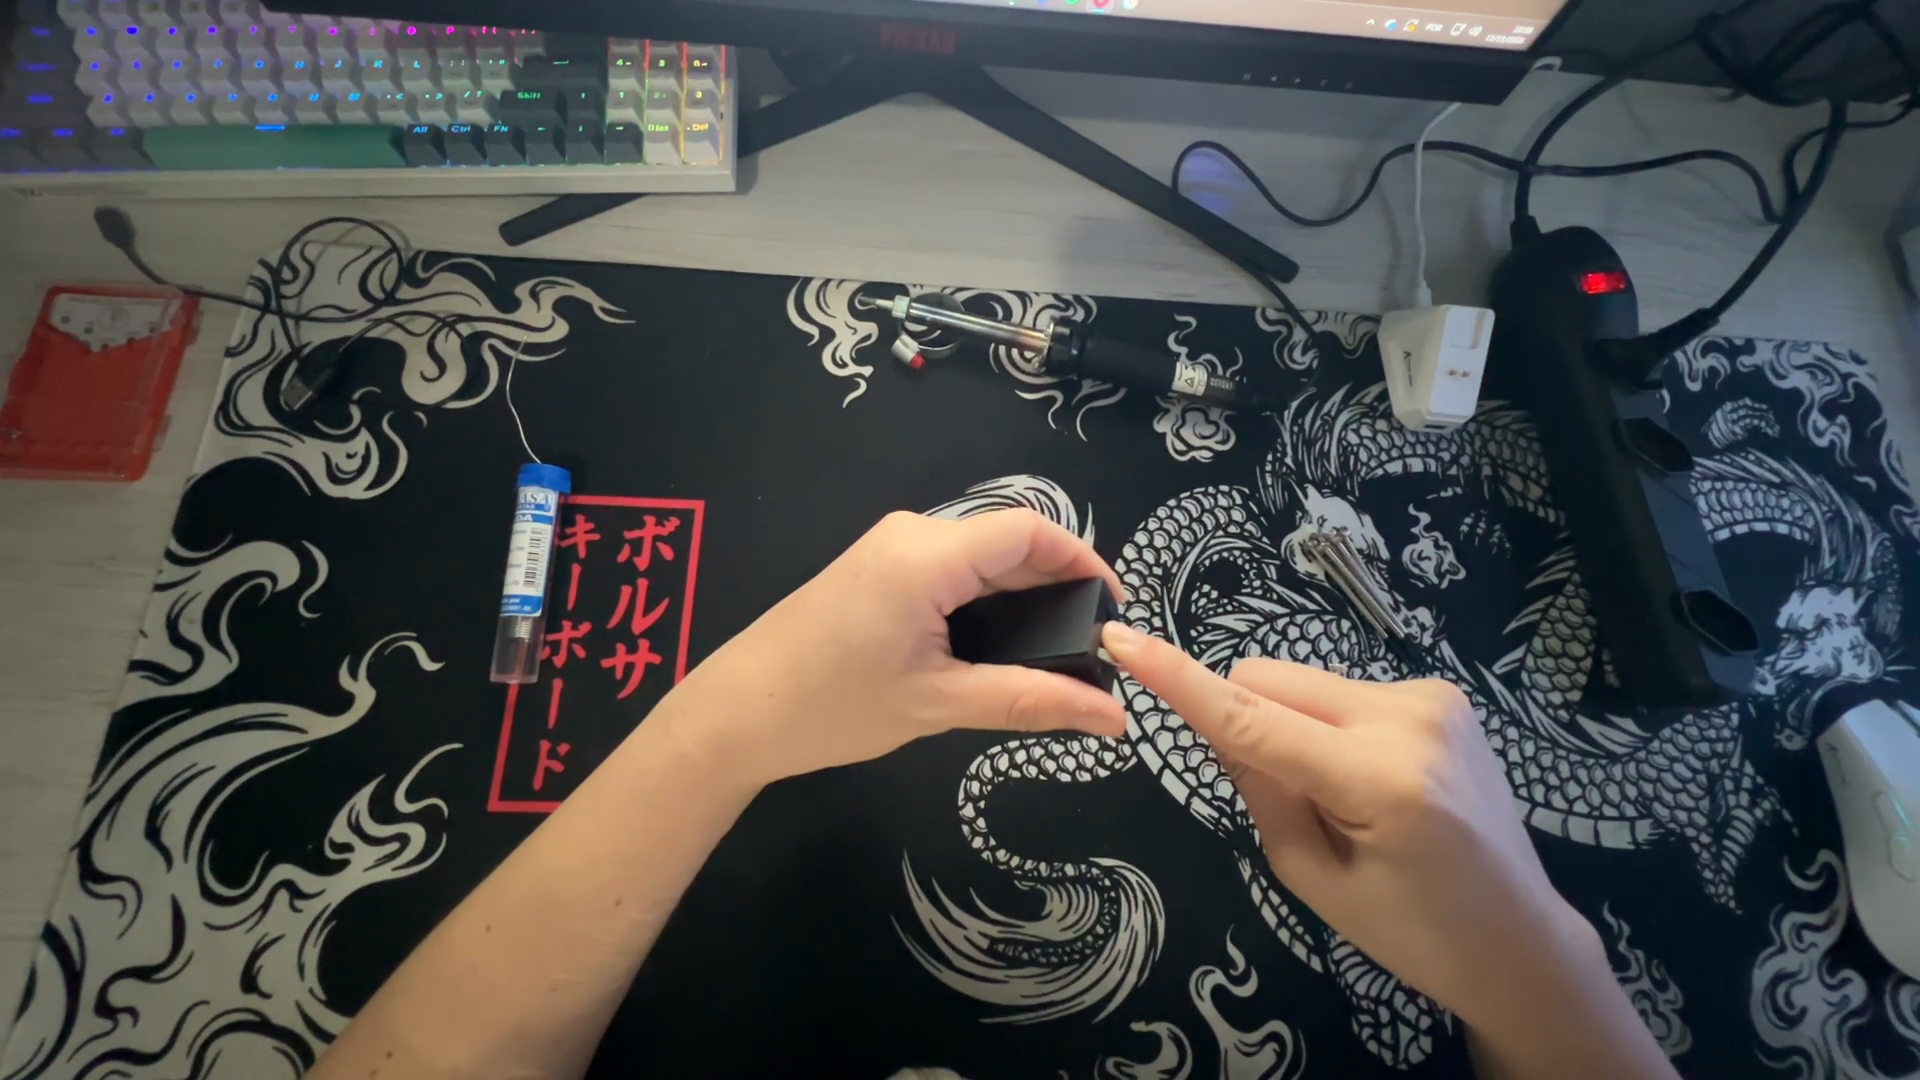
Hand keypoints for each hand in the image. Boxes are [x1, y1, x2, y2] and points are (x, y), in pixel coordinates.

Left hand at [656, 510, 1128, 790]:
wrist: (737, 712)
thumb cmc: (832, 707)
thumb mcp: (938, 704)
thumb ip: (1031, 701)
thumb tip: (1112, 716)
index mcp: (927, 554)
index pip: (1030, 529)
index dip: (1084, 559)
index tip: (1115, 610)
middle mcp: (911, 533)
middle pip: (1008, 538)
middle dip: (1058, 581)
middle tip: (1091, 641)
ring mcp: (891, 545)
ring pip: (981, 552)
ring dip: (1023, 589)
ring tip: (1056, 644)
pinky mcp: (879, 564)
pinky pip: (952, 564)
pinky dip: (988, 593)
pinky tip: (1002, 637)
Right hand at [1101, 624, 1674, 1078]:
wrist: (1523, 941)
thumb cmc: (1410, 929)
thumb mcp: (1308, 874)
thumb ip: (1256, 785)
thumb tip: (1222, 720)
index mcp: (1376, 781)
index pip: (1249, 717)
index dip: (1178, 679)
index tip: (1124, 640)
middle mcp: (1406, 719)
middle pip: (1264, 680)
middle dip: (1246, 719)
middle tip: (1284, 789)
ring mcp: (1429, 697)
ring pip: (1297, 680)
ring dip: (1288, 721)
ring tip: (1339, 788)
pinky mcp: (1440, 693)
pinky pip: (1336, 687)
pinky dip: (1325, 721)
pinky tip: (1370, 771)